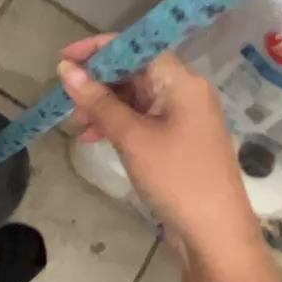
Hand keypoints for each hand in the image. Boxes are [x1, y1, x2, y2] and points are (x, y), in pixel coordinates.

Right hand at [57, 36, 259, 261]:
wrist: (215, 234)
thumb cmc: (176, 177)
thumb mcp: (131, 137)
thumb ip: (97, 101)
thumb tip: (66, 68)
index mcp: (181, 82)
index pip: (137, 48)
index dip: (100, 49)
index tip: (65, 58)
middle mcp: (186, 93)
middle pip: (135, 71)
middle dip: (98, 81)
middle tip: (65, 96)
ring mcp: (184, 118)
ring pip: (135, 97)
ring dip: (104, 105)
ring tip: (76, 123)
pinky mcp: (179, 140)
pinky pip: (142, 119)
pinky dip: (117, 124)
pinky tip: (93, 138)